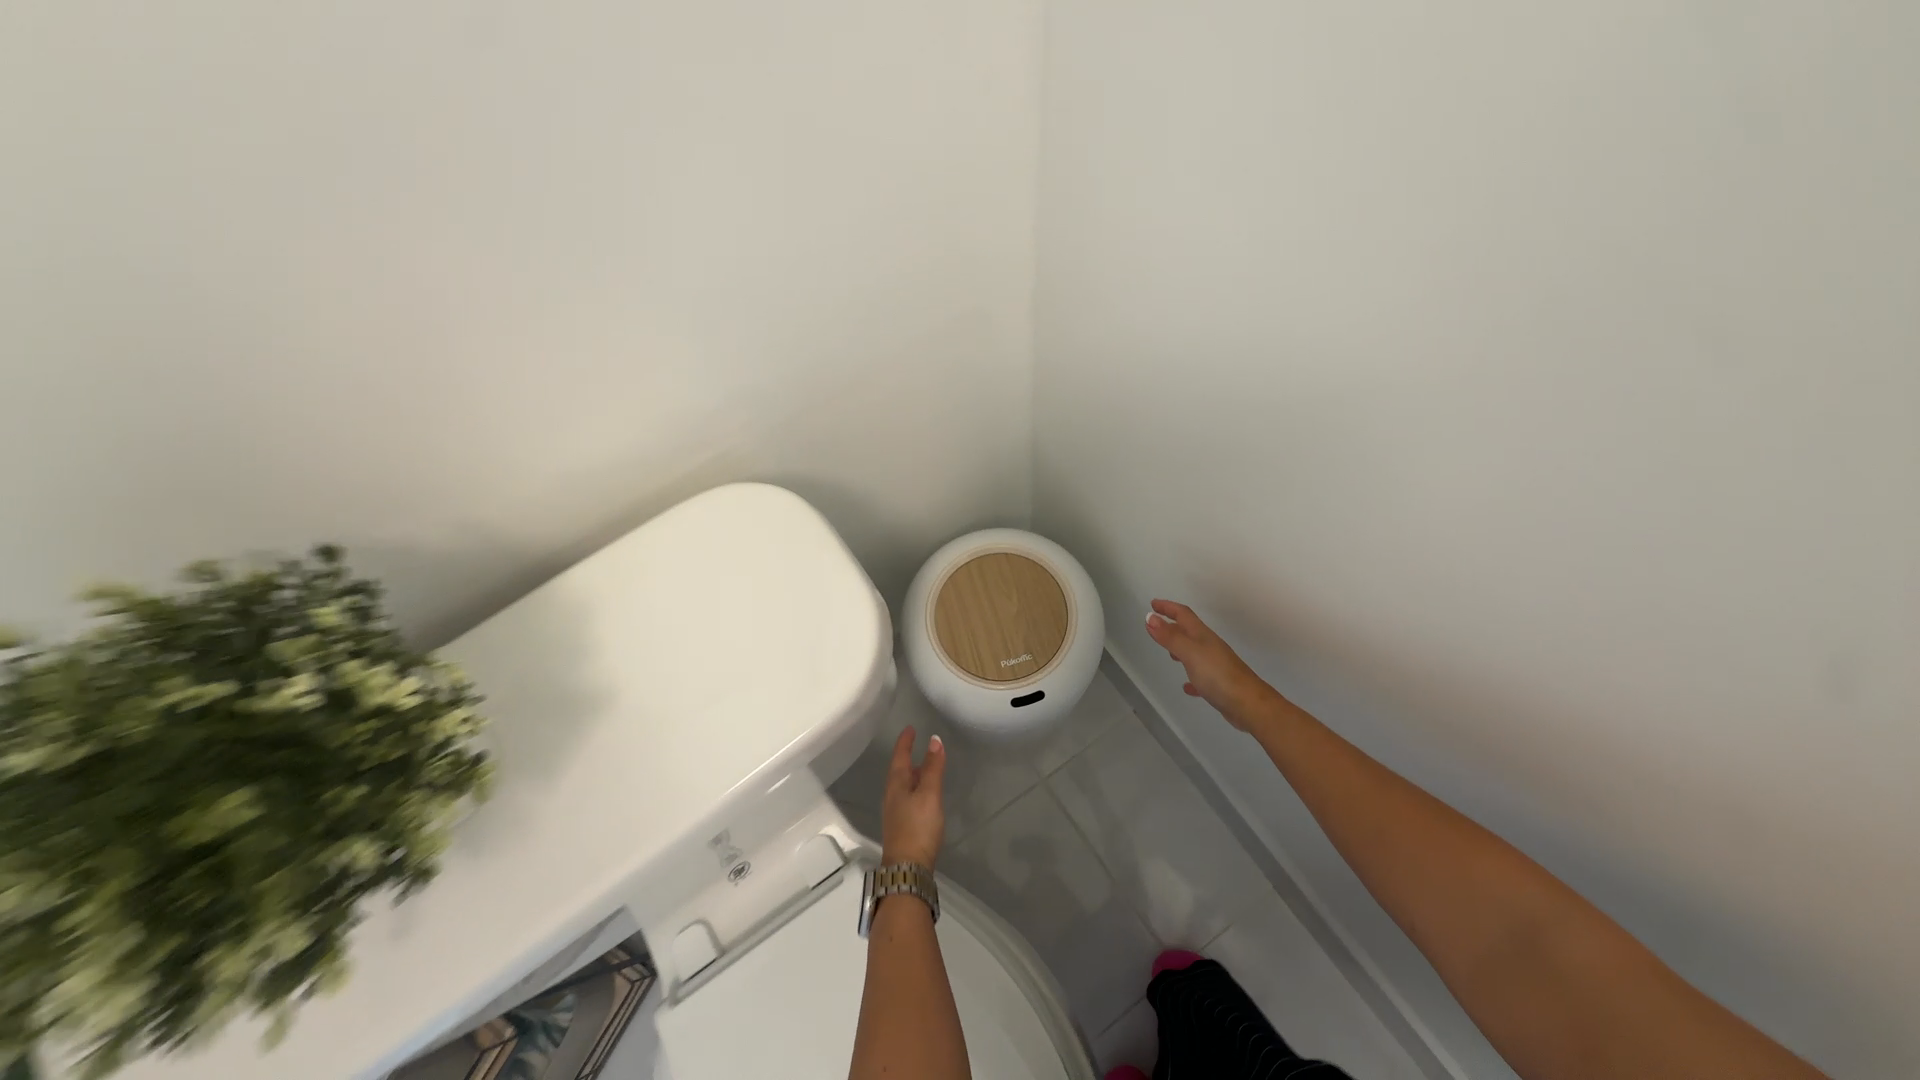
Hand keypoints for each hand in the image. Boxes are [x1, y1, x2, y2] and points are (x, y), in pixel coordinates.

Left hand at [880, 726, 946, 866]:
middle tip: (917, 745)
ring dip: (913, 774)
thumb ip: (933, 768)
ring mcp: (895, 811)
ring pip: (903, 785)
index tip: (910, 728)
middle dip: (907, 757)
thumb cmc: (918, 826)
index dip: (905, 742)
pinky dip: (916, 789)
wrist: (907, 867)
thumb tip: (934, 739)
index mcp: (896, 784)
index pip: (899, 756)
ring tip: (924, 767)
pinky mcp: (902, 825)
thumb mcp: (929, 794)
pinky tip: (925, 795)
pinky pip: (908, 798)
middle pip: (899, 771)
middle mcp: (892, 795)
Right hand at [1144, 599, 1283, 731]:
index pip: (1183, 615)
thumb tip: (1150, 617)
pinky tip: (1187, 686)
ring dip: (1181, 649)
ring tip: (1169, 653)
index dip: (1168, 607)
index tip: (1153, 603)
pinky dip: (1192, 677)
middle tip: (1157, 625)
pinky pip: (1201, 677)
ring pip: (1195, 652)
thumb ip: (1170, 637)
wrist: (1249, 704)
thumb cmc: (1218, 675)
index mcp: (1203, 636)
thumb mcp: (1190, 653)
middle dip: (1173, 625)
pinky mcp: (1219, 684)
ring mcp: (1216, 666)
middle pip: (1190, 631)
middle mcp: (1210, 647)